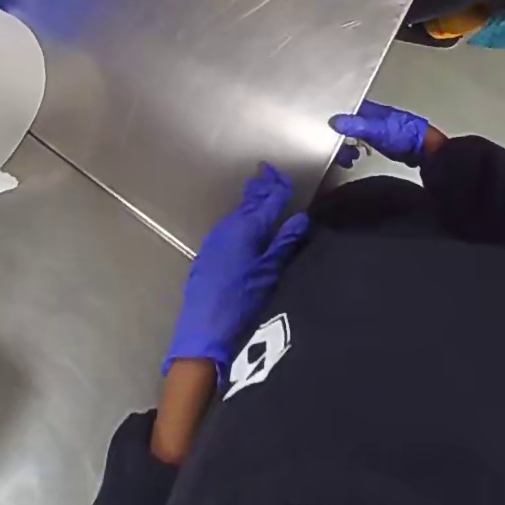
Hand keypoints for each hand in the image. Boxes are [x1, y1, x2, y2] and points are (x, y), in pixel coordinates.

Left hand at [165, 164, 309, 379]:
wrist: (204, 331)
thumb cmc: (243, 302)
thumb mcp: (271, 273)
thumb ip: (284, 243)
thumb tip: (300, 218)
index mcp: (246, 228)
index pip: (267, 201)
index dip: (277, 189)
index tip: (283, 177)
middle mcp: (228, 227)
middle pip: (248, 203)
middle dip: (260, 189)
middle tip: (268, 173)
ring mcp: (215, 240)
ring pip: (237, 214)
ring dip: (250, 204)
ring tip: (259, 194)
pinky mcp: (208, 254)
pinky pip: (228, 227)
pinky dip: (240, 219)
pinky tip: (244, 224)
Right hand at [331, 100, 432, 166]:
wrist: (423, 151)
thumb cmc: (401, 135)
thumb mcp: (377, 129)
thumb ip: (356, 125)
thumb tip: (333, 121)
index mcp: (367, 108)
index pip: (343, 108)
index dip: (332, 116)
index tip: (323, 129)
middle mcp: (367, 116)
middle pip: (345, 124)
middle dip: (338, 137)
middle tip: (337, 151)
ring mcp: (372, 129)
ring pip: (349, 135)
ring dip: (344, 147)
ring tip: (347, 159)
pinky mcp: (375, 141)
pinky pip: (356, 144)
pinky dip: (351, 151)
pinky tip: (352, 160)